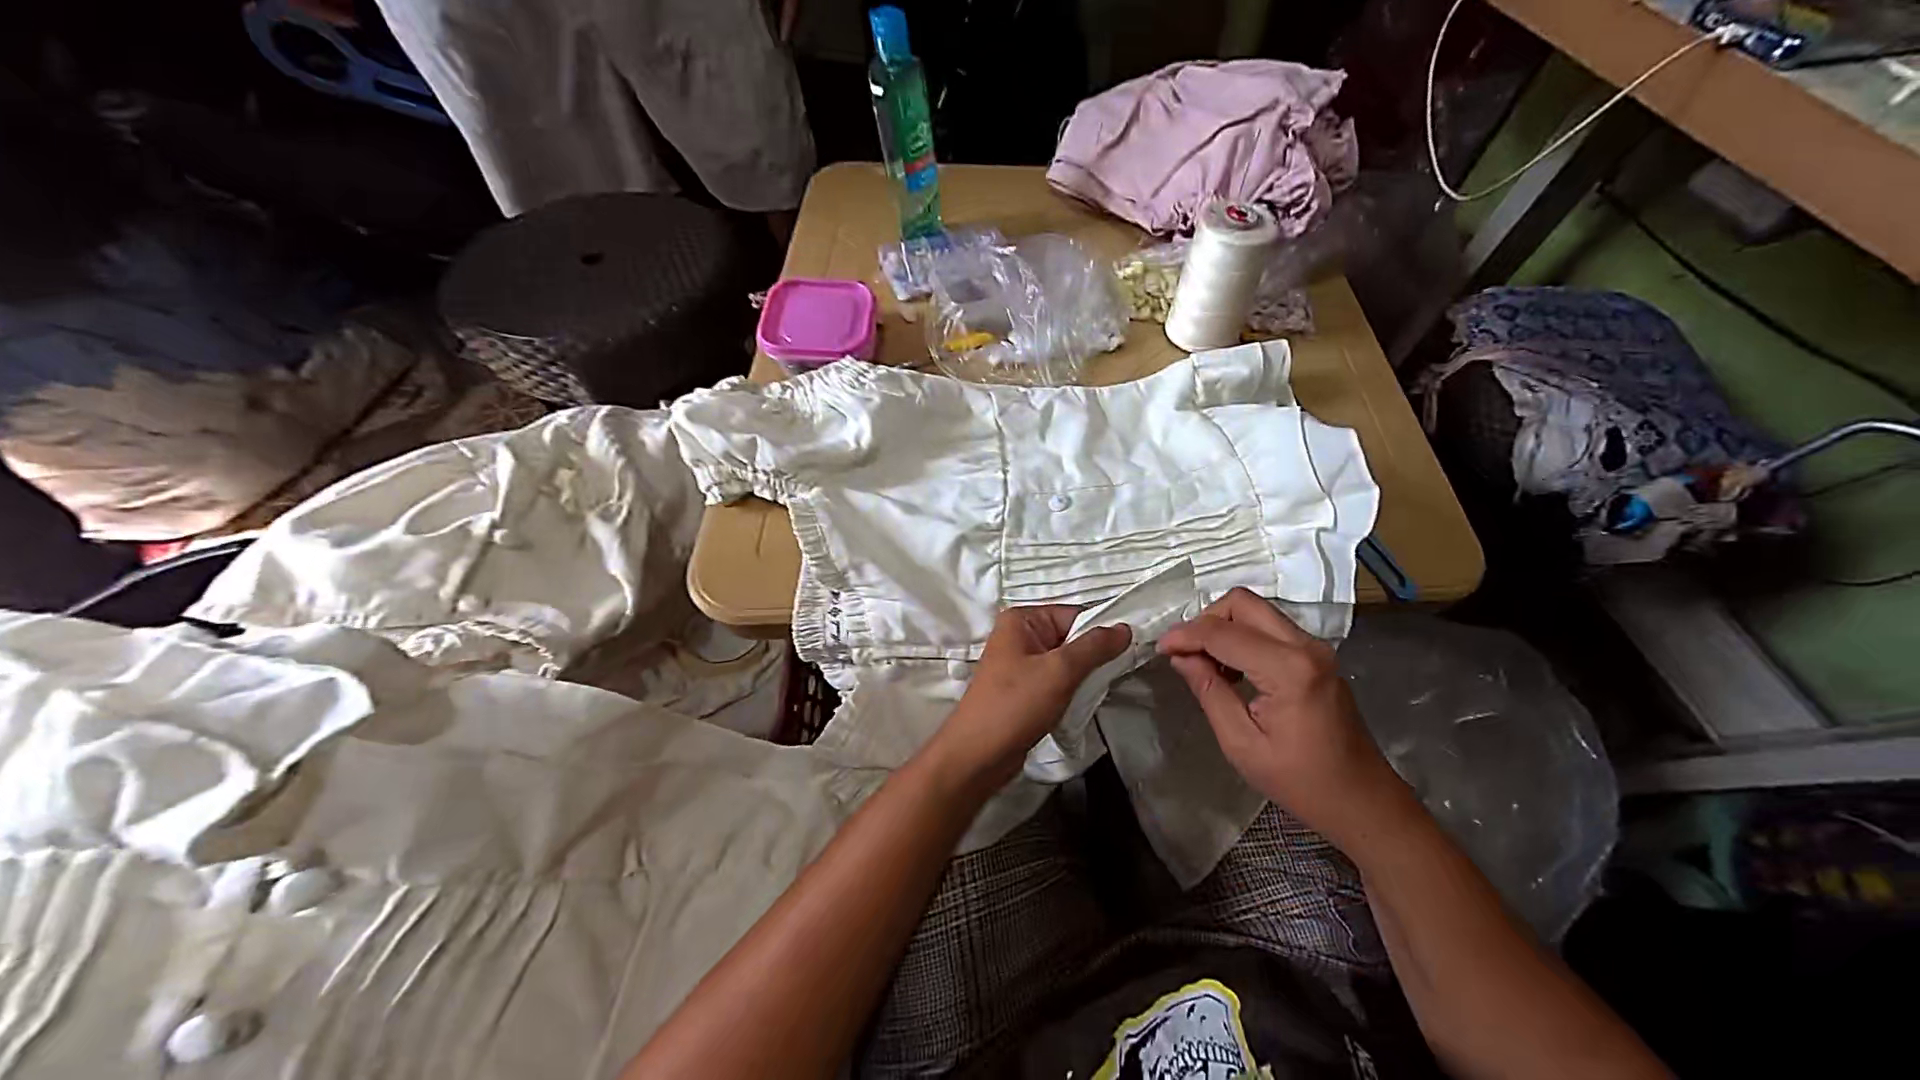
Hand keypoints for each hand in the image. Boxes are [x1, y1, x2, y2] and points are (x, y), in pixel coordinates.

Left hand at [929, 606, 1130, 788]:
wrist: (978, 756)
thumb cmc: (1015, 706)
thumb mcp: (1059, 671)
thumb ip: (1094, 647)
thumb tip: (1125, 628)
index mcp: (1021, 620)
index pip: (1075, 614)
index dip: (1103, 631)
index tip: (1132, 648)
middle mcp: (1019, 636)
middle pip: (1072, 637)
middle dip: (1095, 655)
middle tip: (1119, 673)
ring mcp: (1021, 664)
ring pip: (1067, 662)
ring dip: (1086, 676)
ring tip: (1102, 690)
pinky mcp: (1025, 690)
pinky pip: (1058, 681)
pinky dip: (1074, 690)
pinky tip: (1086, 703)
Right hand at [1157, 588, 1413, 848]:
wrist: (1362, 800)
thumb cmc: (1300, 781)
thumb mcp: (1241, 743)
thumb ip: (1209, 691)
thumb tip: (1181, 657)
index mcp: (1288, 669)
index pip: (1222, 633)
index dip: (1185, 636)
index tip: (1160, 650)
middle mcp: (1305, 647)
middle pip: (1243, 602)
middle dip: (1205, 620)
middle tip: (1185, 653)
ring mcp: (1316, 648)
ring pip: (1257, 610)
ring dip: (1224, 627)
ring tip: (1206, 665)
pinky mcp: (1317, 656)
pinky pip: (1271, 627)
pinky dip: (1243, 636)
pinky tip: (1232, 669)